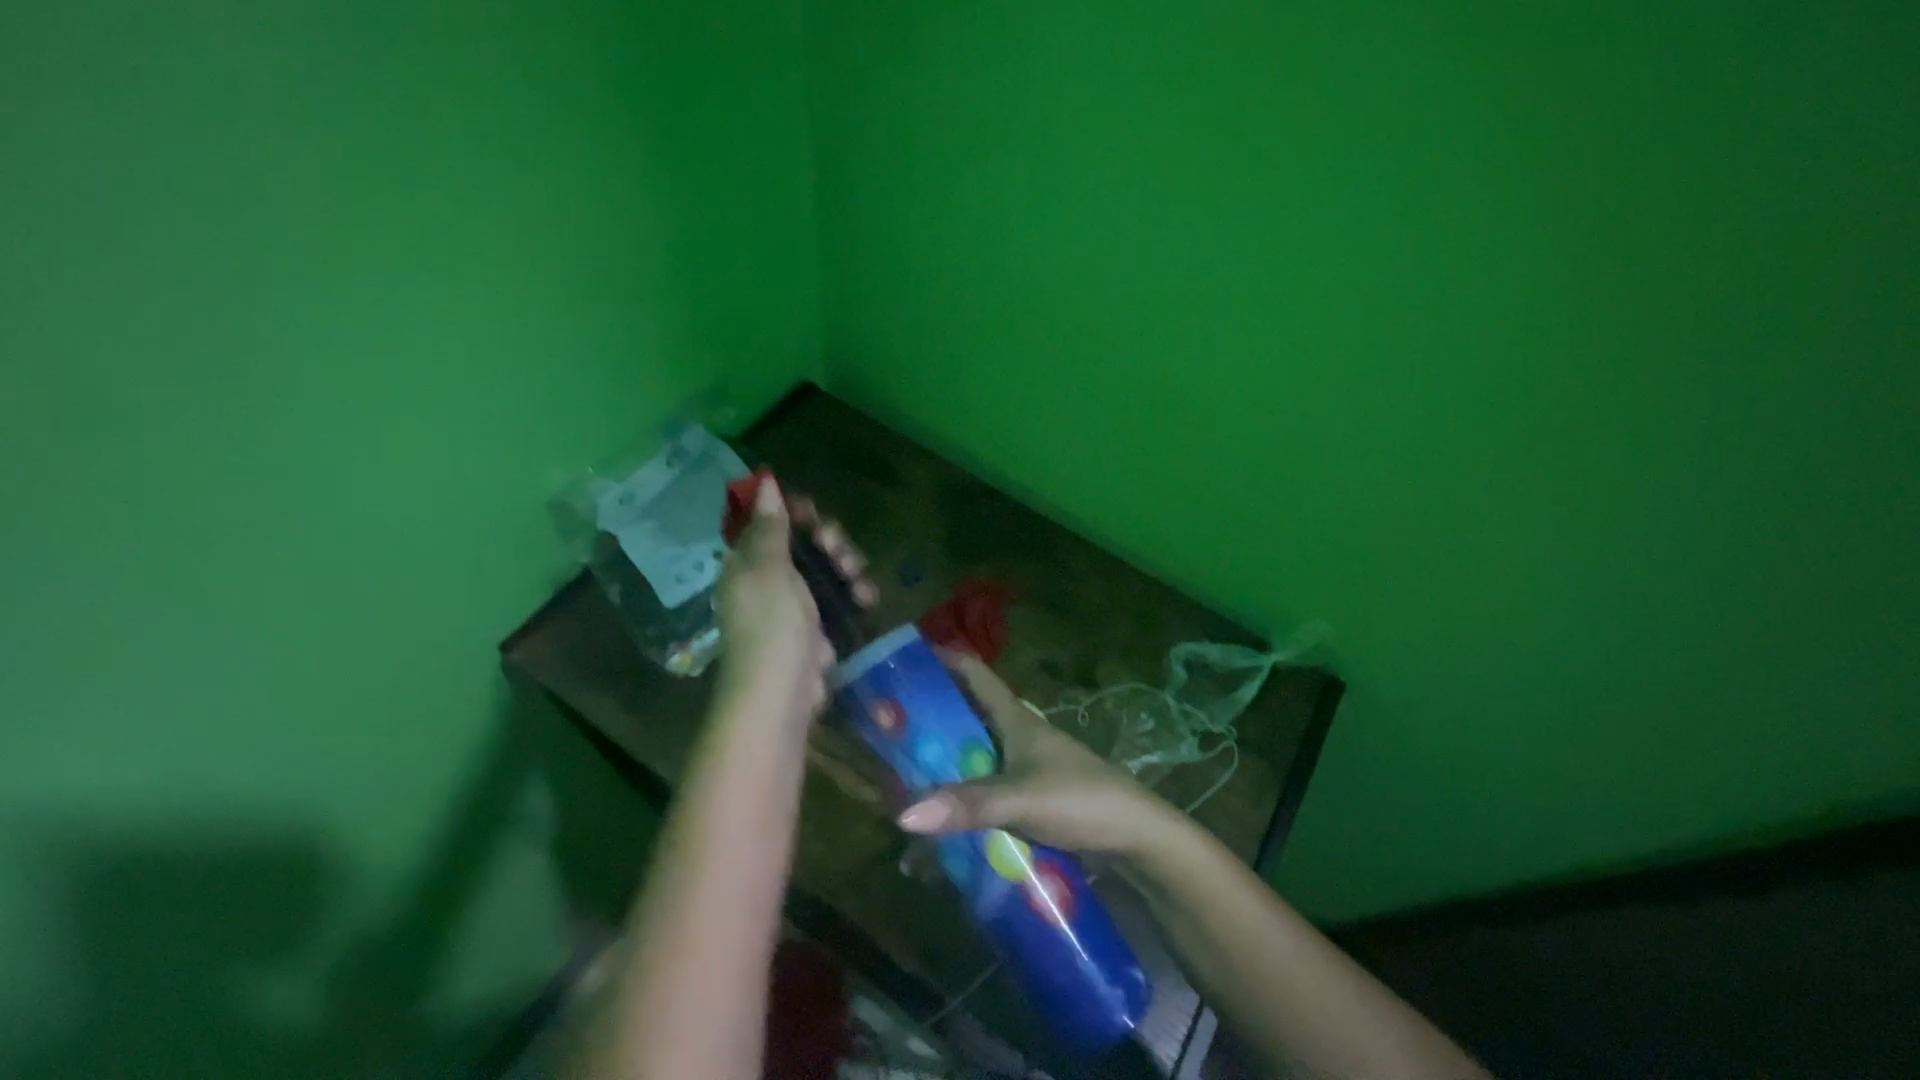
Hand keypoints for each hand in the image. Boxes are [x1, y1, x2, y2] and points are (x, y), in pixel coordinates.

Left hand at [715, 477, 876, 722]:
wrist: (781, 692)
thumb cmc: (770, 623)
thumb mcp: (768, 567)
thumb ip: (771, 525)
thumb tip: (764, 481)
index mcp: (747, 562)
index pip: (771, 523)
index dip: (795, 514)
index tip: (816, 515)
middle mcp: (767, 580)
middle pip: (804, 544)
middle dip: (828, 540)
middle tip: (839, 549)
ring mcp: (793, 606)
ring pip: (826, 569)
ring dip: (847, 565)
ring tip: (857, 577)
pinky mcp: (816, 630)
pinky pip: (839, 599)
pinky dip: (854, 594)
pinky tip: (867, 598)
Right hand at [895, 648, 1180, 855]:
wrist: (1137, 839)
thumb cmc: (1083, 800)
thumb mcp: (1022, 799)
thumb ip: (967, 805)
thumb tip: (903, 815)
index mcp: (1014, 719)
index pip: (972, 672)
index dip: (938, 659)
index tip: (898, 662)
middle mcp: (1015, 738)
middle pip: (962, 719)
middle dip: (923, 726)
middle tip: (880, 736)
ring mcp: (1022, 770)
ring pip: (969, 762)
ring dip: (938, 772)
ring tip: (896, 790)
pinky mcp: (1028, 802)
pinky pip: (982, 798)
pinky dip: (959, 810)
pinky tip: (936, 837)